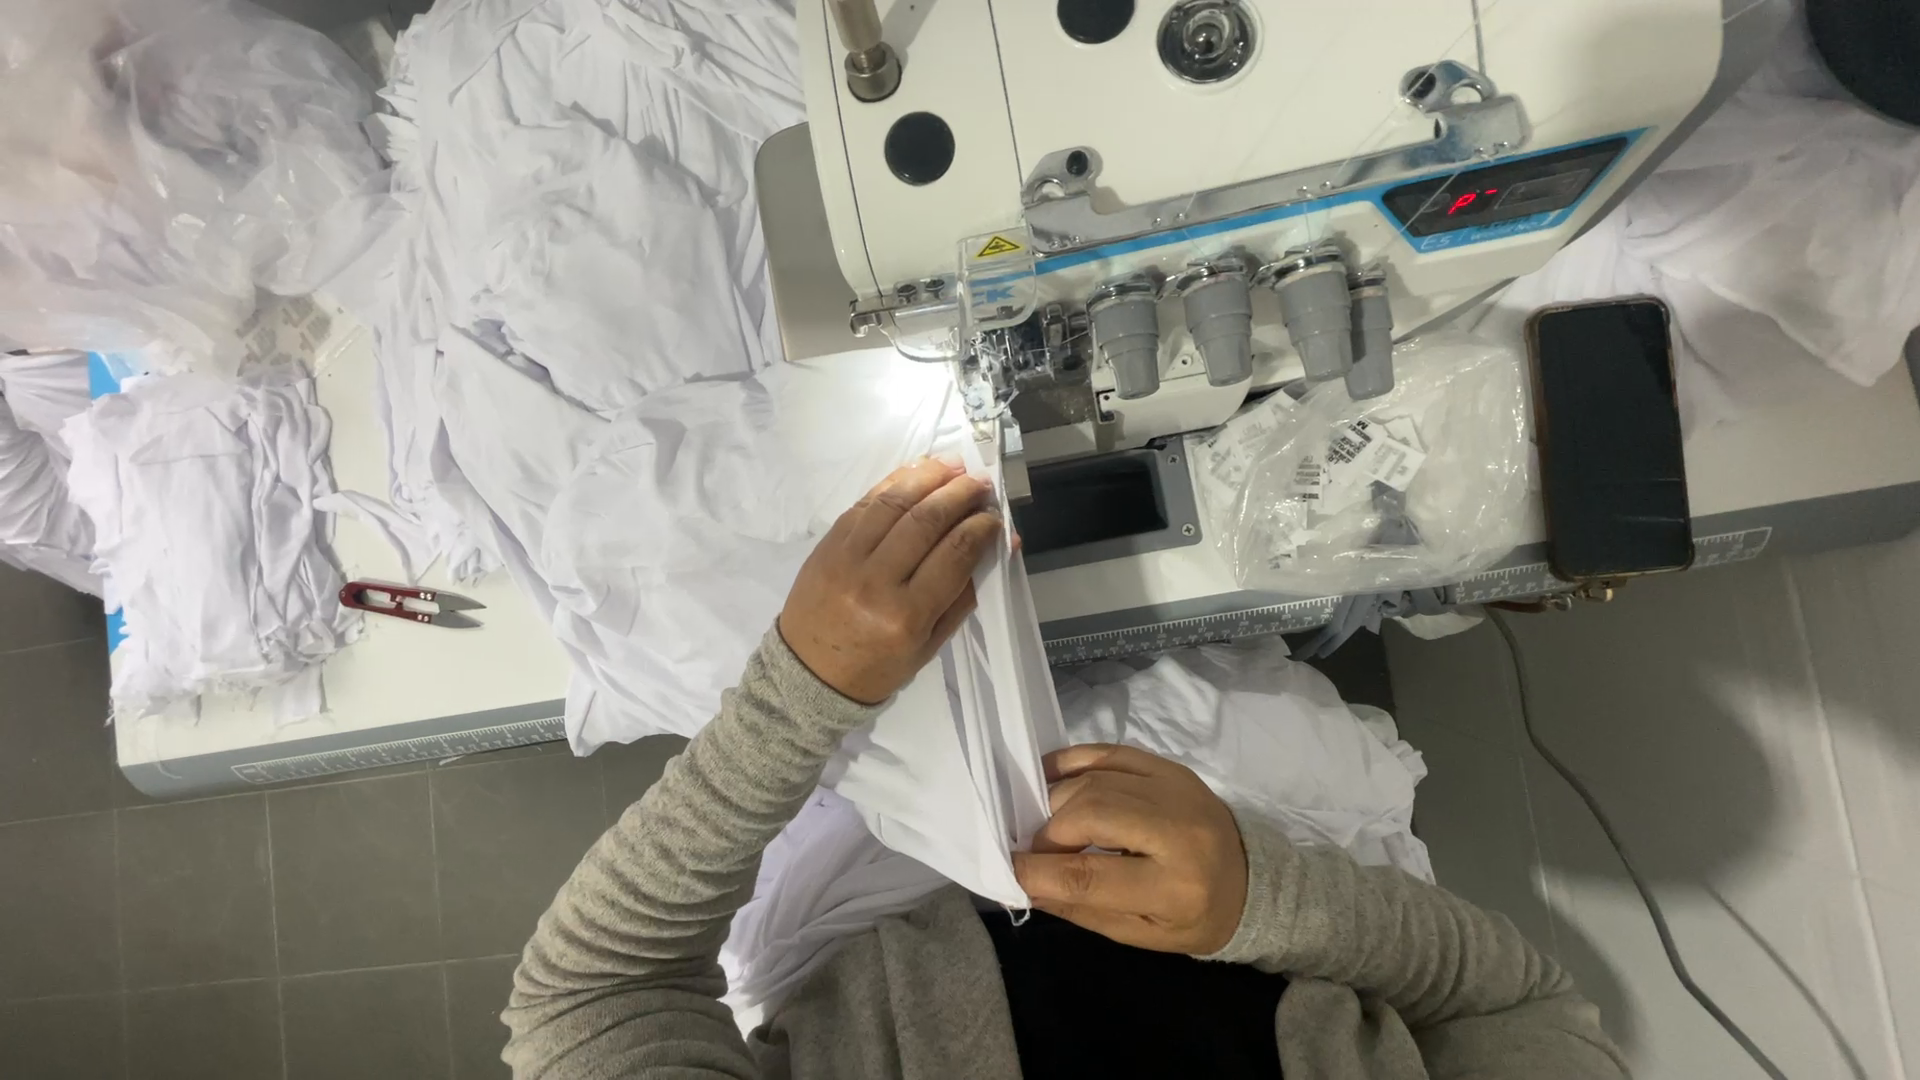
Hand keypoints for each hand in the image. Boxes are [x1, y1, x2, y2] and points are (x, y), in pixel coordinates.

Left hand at [779, 459, 1001, 704]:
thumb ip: (965, 592)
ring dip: (928, 476)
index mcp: (906, 616)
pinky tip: (916, 472)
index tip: (995, 514)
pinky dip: (894, 482)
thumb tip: (1000, 543)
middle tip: (981, 482)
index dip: (980, 526)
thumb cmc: (877, 666)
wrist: (809, 673)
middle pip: (925, 520)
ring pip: (893, 502)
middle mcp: (875, 582)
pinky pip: (864, 503)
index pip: (953, 553)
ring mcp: (846, 558)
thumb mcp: (930, 644)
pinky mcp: (827, 544)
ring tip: (953, 465)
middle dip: (959, 493)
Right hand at [1012, 744, 1248, 954]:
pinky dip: (1071, 763)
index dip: (1039, 870)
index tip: (1008, 869)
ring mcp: (1174, 788)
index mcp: (1175, 887)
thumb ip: (1081, 907)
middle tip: (1036, 848)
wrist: (1252, 879)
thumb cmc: (1194, 916)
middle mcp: (1178, 830)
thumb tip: (1023, 882)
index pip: (1090, 875)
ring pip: (1094, 780)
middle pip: (1090, 813)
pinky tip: (1051, 779)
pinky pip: (1106, 751)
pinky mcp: (1167, 765)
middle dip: (1049, 831)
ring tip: (1046, 821)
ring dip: (1055, 799)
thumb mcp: (1142, 934)